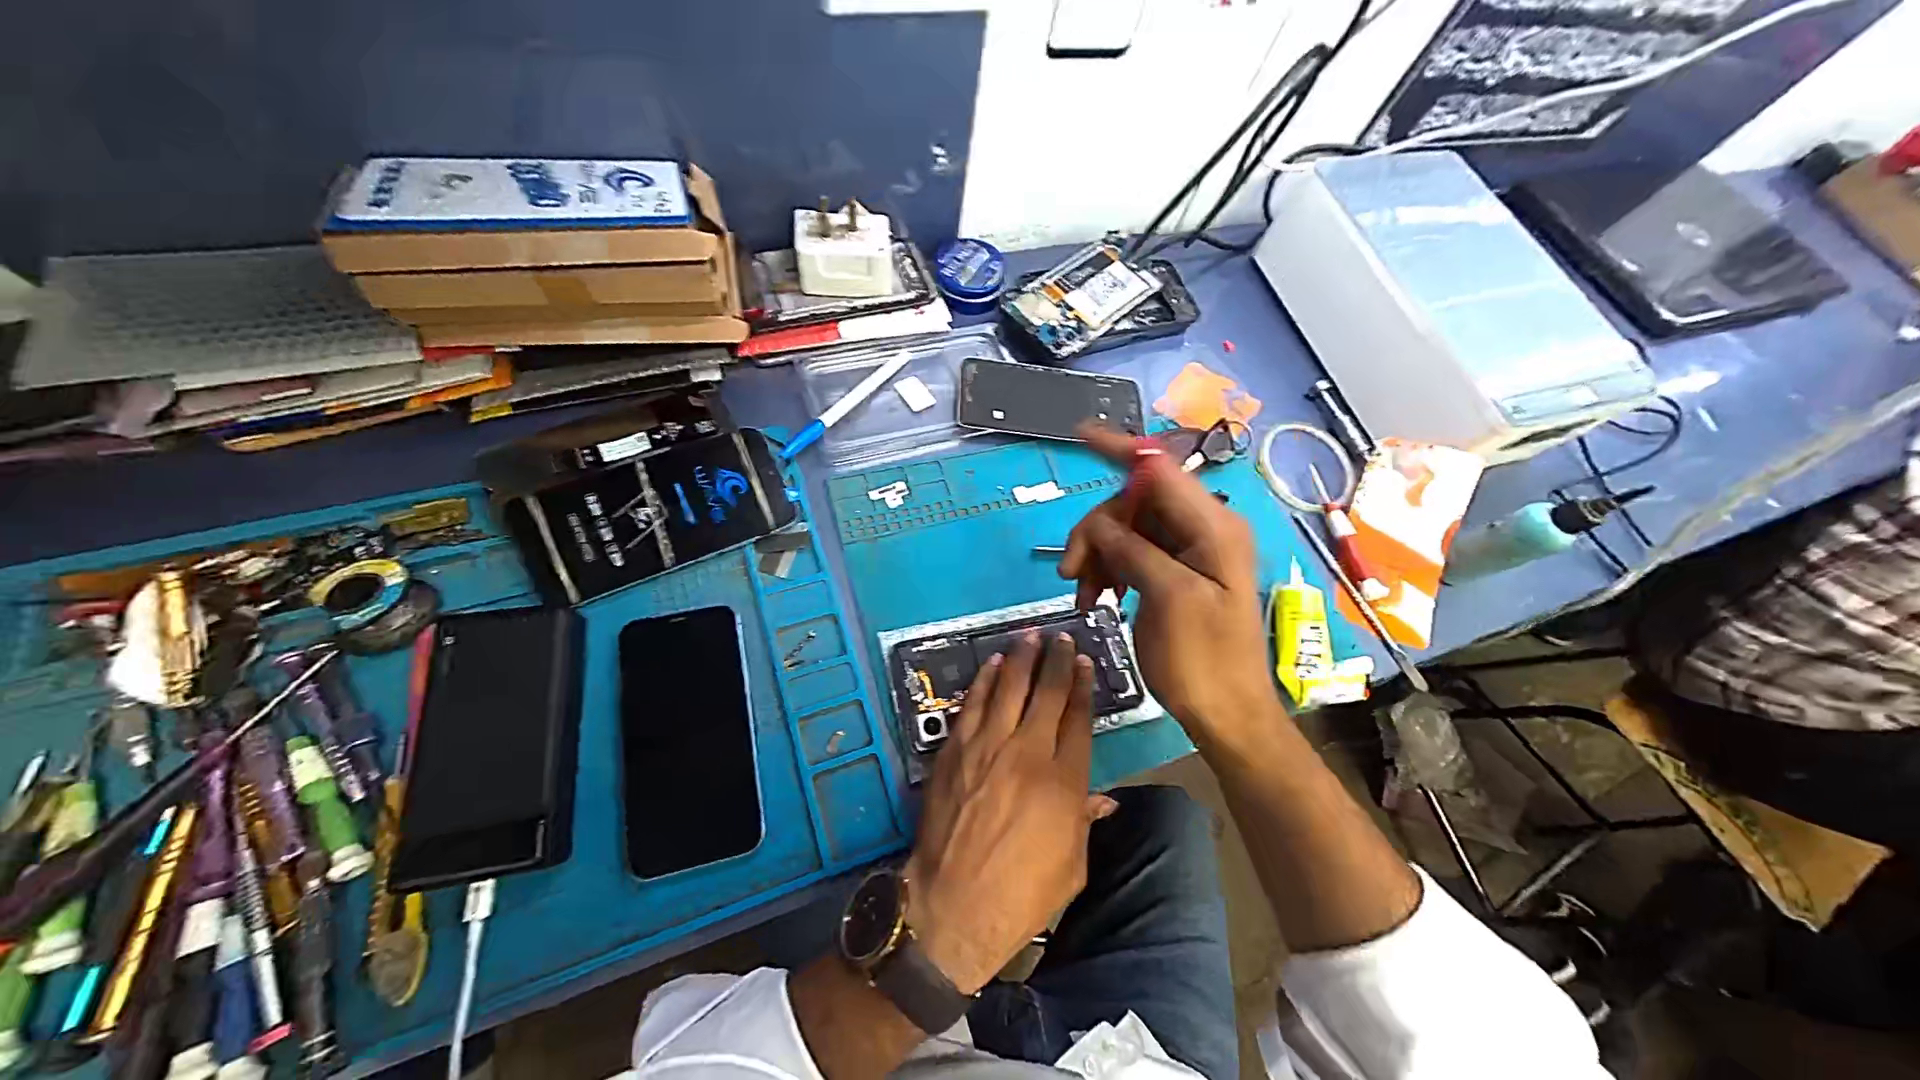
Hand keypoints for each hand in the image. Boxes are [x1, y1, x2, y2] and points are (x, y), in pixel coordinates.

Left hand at [906, 633, 1116, 994]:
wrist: (954, 903)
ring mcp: (987, 747)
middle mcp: (1028, 752)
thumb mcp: (1072, 865)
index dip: (1082, 686)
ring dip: (1020, 659)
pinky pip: (973, 705)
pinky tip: (992, 665)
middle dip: (1055, 661)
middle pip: (1046, 694)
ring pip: (1008, 689)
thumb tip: (1104, 799)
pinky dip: (985, 680)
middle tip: (1060, 638)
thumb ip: (1085, 821)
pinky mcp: (955, 751)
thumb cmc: (1022, 893)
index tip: (1082, 662)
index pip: (1077, 718)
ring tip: (1028, 637)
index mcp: (1064, 781)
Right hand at [1060, 423, 1281, 744]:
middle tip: (1071, 571)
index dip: (1120, 449)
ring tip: (1084, 595)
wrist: (1227, 714)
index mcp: (1212, 526)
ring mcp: (1188, 552)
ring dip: (1097, 554)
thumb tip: (1100, 522)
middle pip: (1135, 501)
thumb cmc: (1204, 661)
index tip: (1080, 436)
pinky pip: (1131, 554)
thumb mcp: (1167, 598)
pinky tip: (1097, 598)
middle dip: (1097, 529)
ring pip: (1126, 528)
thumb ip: (1133, 549)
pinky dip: (1108, 569)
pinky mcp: (1174, 573)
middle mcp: (1202, 529)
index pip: (1161, 468)